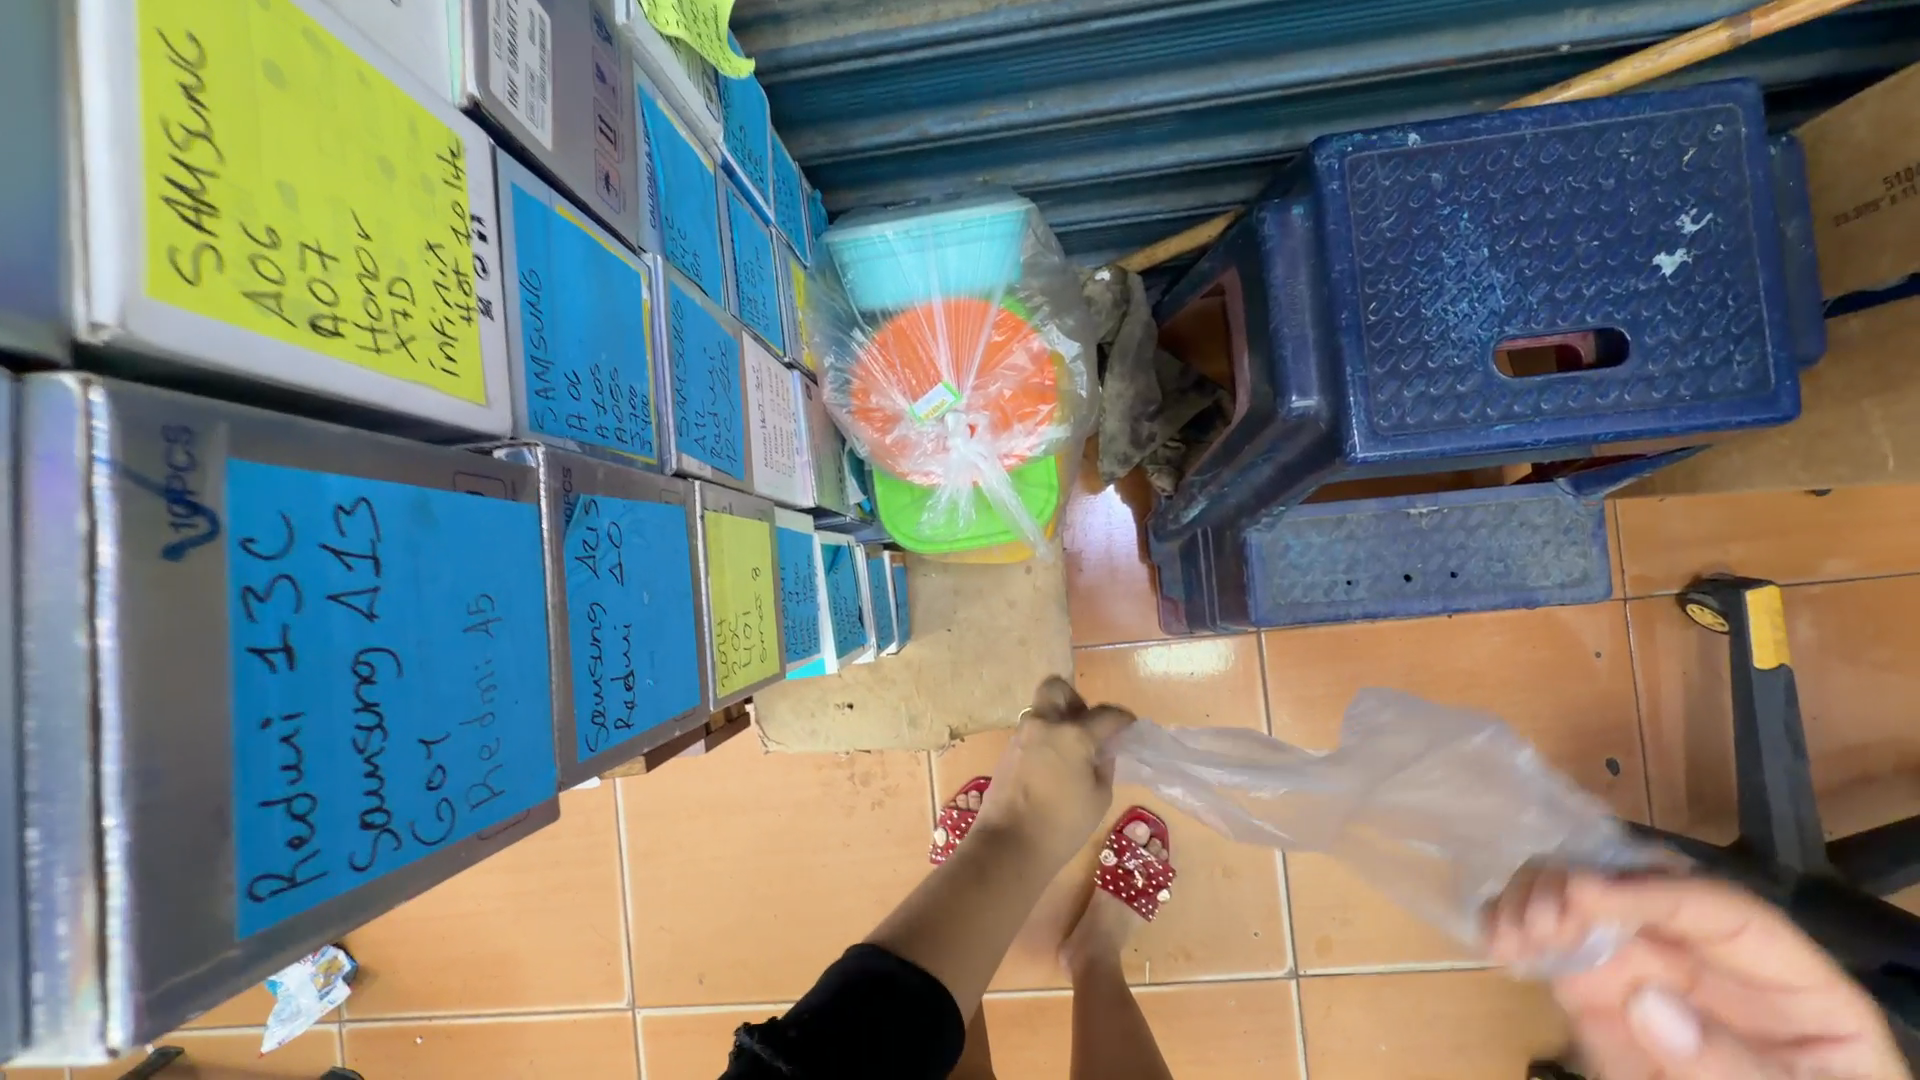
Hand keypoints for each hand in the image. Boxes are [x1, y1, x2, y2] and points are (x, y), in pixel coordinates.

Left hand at [971, 676, 1134, 866]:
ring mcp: (1021, 736)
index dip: (1122, 719)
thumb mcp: (1098, 798)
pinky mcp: (1007, 751)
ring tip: (1071, 751)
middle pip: (1057, 689)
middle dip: (1075, 701)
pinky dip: (1043, 739)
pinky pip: (1030, 732)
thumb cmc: (1062, 825)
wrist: (1010, 844)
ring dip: (1057, 721)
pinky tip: (1053, 766)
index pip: (1105, 714)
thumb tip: (1100, 751)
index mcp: (1073, 735)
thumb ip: (1103, 767)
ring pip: (1041, 711)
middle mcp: (1044, 725)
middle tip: (1087, 727)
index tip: (1129, 726)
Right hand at [1487, 871, 1909, 1079]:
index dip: (1648, 891)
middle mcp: (1705, 957)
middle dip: (1572, 883)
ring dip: (1532, 900)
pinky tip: (1493, 939)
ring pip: (1576, 897)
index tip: (1581, 893)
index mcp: (1784, 981)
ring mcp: (1643, 969)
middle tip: (1538, 918)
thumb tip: (1643, 1001)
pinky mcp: (1593, 989)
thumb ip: (1733, 1065)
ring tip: (1508, 936)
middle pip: (1633, 884)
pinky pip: (1545, 940)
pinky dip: (1509, 926)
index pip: (1717, 908)